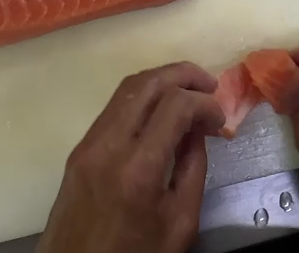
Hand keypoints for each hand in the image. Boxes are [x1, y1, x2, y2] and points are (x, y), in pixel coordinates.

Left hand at [37, 62, 223, 252]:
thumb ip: (194, 168)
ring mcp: (88, 144)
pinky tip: (160, 111)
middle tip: (210, 85)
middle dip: (184, 74)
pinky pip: (113, 108)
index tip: (220, 119)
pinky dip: (142, 97)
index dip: (205, 102)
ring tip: (188, 92)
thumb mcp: (179, 224)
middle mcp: (109, 145)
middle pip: (149, 82)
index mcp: (138, 169)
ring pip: (128, 88)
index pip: (176, 104)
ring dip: (162, 81)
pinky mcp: (78, 150)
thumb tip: (198, 128)